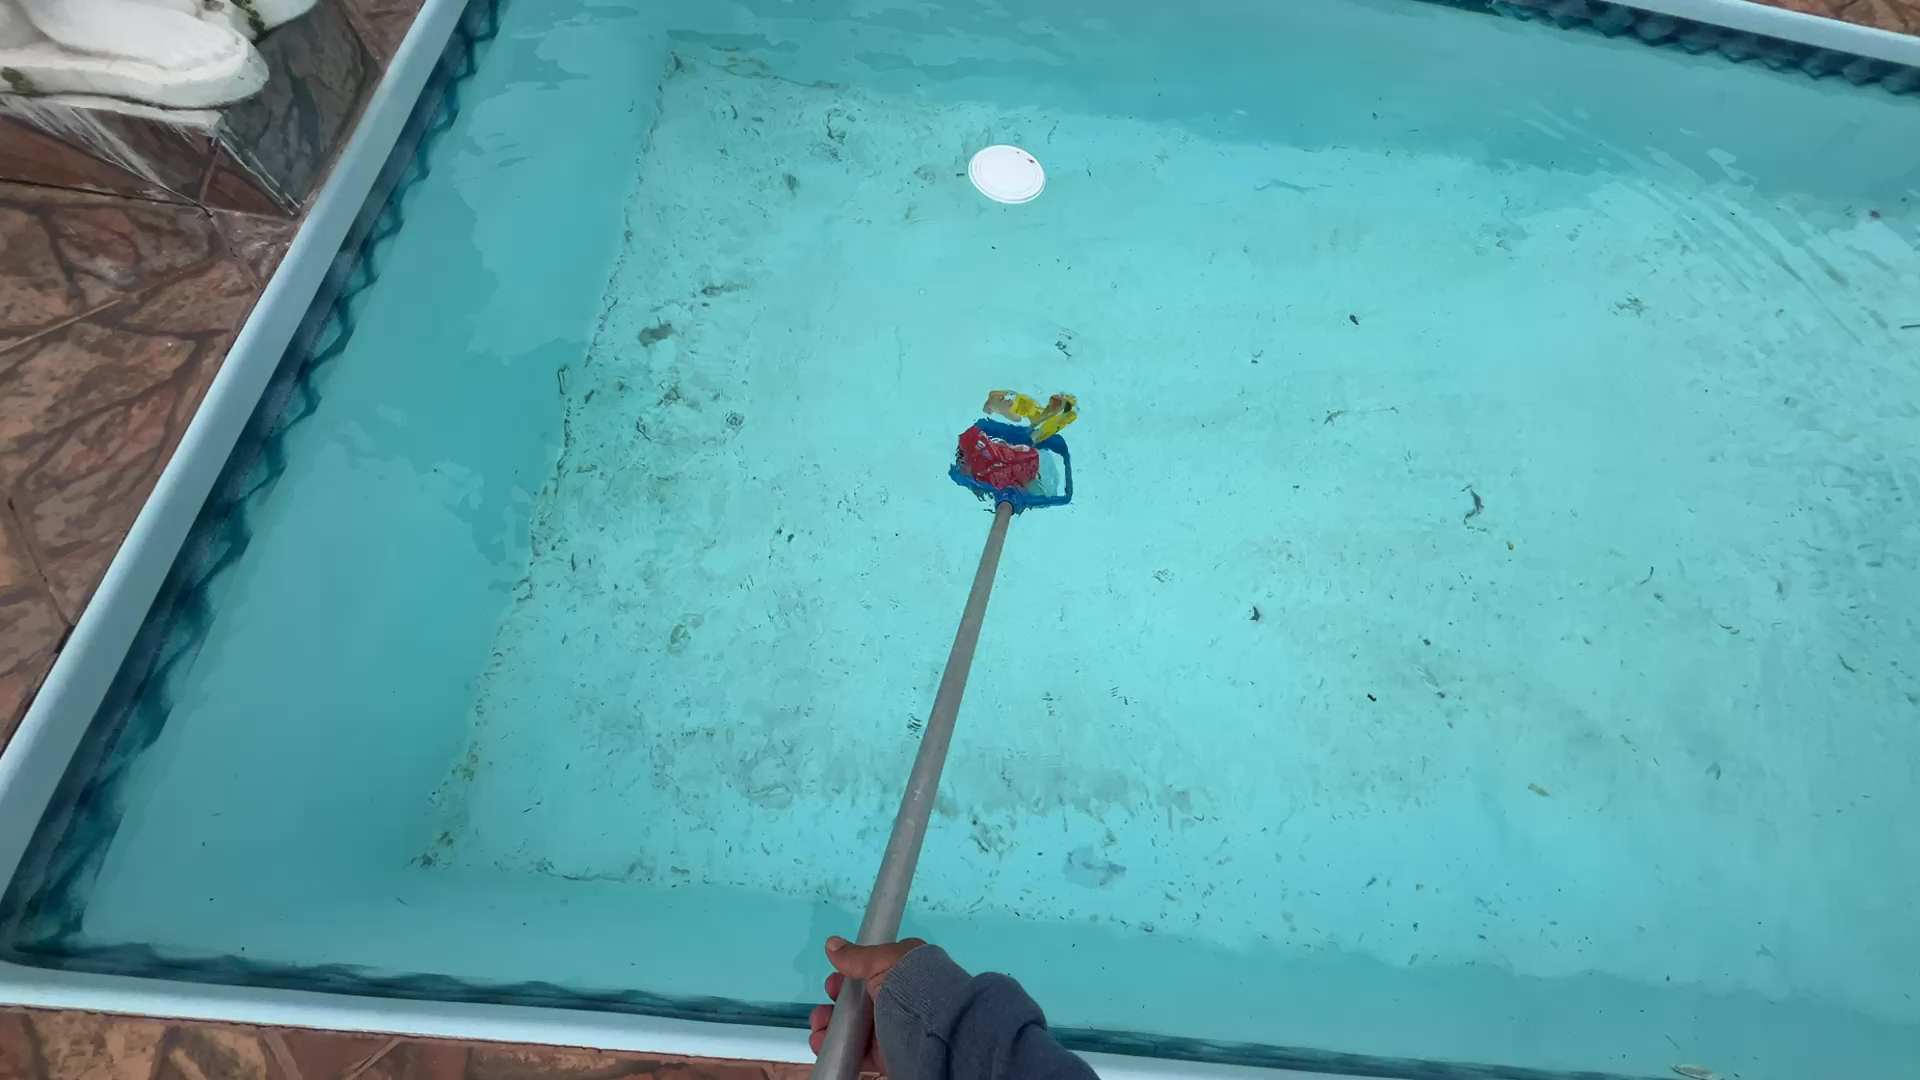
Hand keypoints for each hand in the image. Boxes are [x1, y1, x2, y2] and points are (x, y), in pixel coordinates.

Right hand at [808, 935, 926, 1073]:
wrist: (930, 1026)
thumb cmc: (907, 982)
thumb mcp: (880, 961)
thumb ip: (855, 957)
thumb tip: (831, 943)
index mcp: (899, 970)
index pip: (868, 971)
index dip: (846, 977)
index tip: (832, 984)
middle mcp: (895, 997)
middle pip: (858, 1001)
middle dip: (833, 1005)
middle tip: (821, 1011)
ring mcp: (890, 1026)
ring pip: (854, 1028)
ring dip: (830, 1027)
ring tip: (818, 1030)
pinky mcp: (887, 1053)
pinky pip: (858, 1052)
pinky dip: (838, 1050)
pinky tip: (822, 1045)